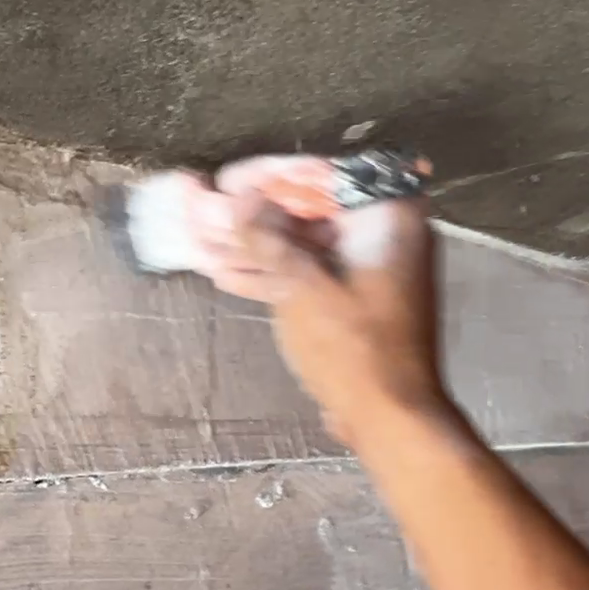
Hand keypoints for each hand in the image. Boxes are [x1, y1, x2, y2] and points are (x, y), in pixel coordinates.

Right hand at [191, 178, 443, 441]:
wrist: (387, 413)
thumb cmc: (351, 346)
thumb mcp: (301, 286)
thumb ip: (268, 238)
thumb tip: (241, 198)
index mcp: (385, 215)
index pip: (319, 177)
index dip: (267, 178)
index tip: (227, 181)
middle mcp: (381, 234)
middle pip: (305, 213)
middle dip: (250, 218)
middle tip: (203, 213)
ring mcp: (365, 270)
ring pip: (299, 248)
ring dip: (250, 248)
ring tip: (201, 244)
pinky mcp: (350, 302)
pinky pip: (306, 277)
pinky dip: (270, 277)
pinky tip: (226, 274)